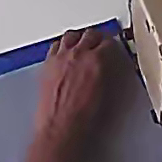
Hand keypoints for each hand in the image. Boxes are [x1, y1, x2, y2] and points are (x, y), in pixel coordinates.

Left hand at [18, 28, 110, 161]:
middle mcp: (78, 54)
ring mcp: (61, 57)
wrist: (61, 127)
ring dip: (79, 38)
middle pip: (90, 34)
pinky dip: (62, 46)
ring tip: (82, 43)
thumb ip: (108, 73)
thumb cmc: (83, 117)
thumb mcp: (107, 93)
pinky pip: (56, 46)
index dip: (112, 44)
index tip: (112, 47)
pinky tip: (65, 51)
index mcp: (97, 61)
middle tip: (99, 42)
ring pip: (71, 36)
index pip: (108, 42)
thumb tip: (108, 67)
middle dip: (97, 37)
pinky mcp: (48, 64)